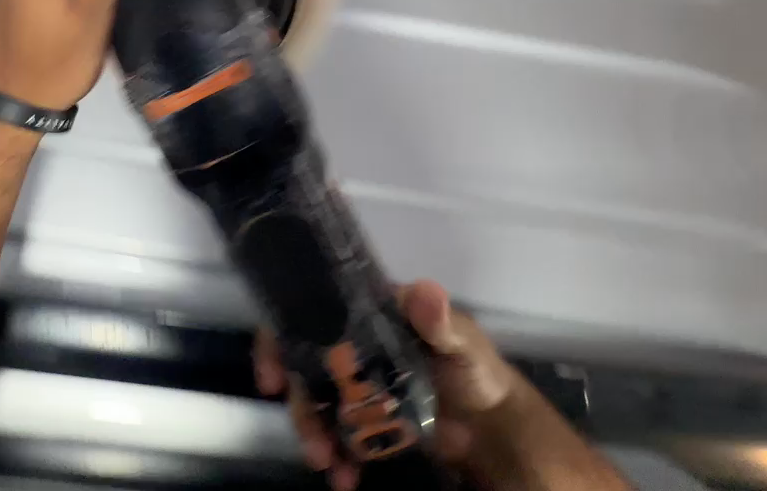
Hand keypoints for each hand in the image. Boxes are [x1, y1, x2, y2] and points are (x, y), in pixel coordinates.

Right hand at [256, 281, 624, 490]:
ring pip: (317, 402)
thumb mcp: (462, 341)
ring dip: (314, 433)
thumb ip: (441, 321)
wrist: (496, 426)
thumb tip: (424, 293)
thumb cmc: (476, 369)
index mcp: (365, 313)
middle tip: (312, 443)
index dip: (280, 337)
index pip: (309, 312)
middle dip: (300, 404)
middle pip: (304, 364)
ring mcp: (356, 384)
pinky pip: (337, 433)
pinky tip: (345, 477)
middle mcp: (351, 344)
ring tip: (331, 467)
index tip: (271, 375)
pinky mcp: (366, 420)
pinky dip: (335, 455)